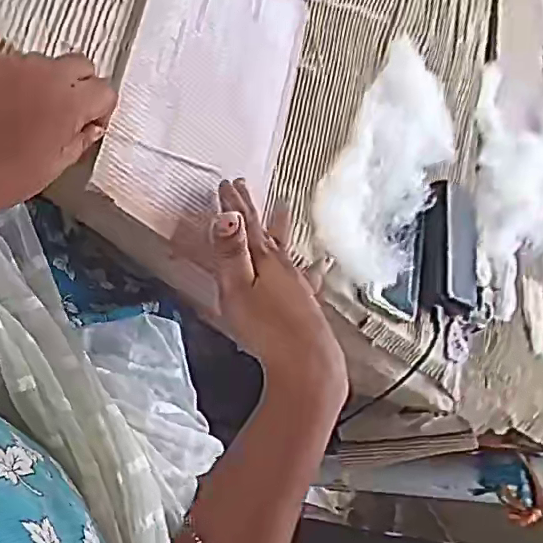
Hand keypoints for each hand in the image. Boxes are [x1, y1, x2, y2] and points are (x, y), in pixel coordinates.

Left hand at [0, 53, 117, 217]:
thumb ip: (79, 141)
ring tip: (24, 115)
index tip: (88, 125)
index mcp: (70, 103)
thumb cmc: (7, 180)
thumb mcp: (53, 168)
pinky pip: (13, 66)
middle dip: (78, 87)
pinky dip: (14, 82)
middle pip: (80, 65)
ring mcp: (17, 64)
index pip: (104, 90)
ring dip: (44, 83)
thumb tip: (92, 126)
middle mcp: (48, 73)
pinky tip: (1, 109)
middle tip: (61, 117)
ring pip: (45, 64)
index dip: (99, 110)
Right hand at [209, 179, 346, 410]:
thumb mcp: (237, 288)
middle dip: (252, 209)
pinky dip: (309, 265)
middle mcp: (283, 266)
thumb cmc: (266, 327)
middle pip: (264, 230)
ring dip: (280, 226)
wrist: (303, 357)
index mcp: (263, 260)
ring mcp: (296, 282)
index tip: (225, 185)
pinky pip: (306, 275)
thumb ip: (230, 253)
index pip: (245, 225)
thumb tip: (226, 217)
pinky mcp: (303, 302)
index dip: (234, 204)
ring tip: (284, 209)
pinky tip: (318, 265)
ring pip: (286, 247)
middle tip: (245, 189)